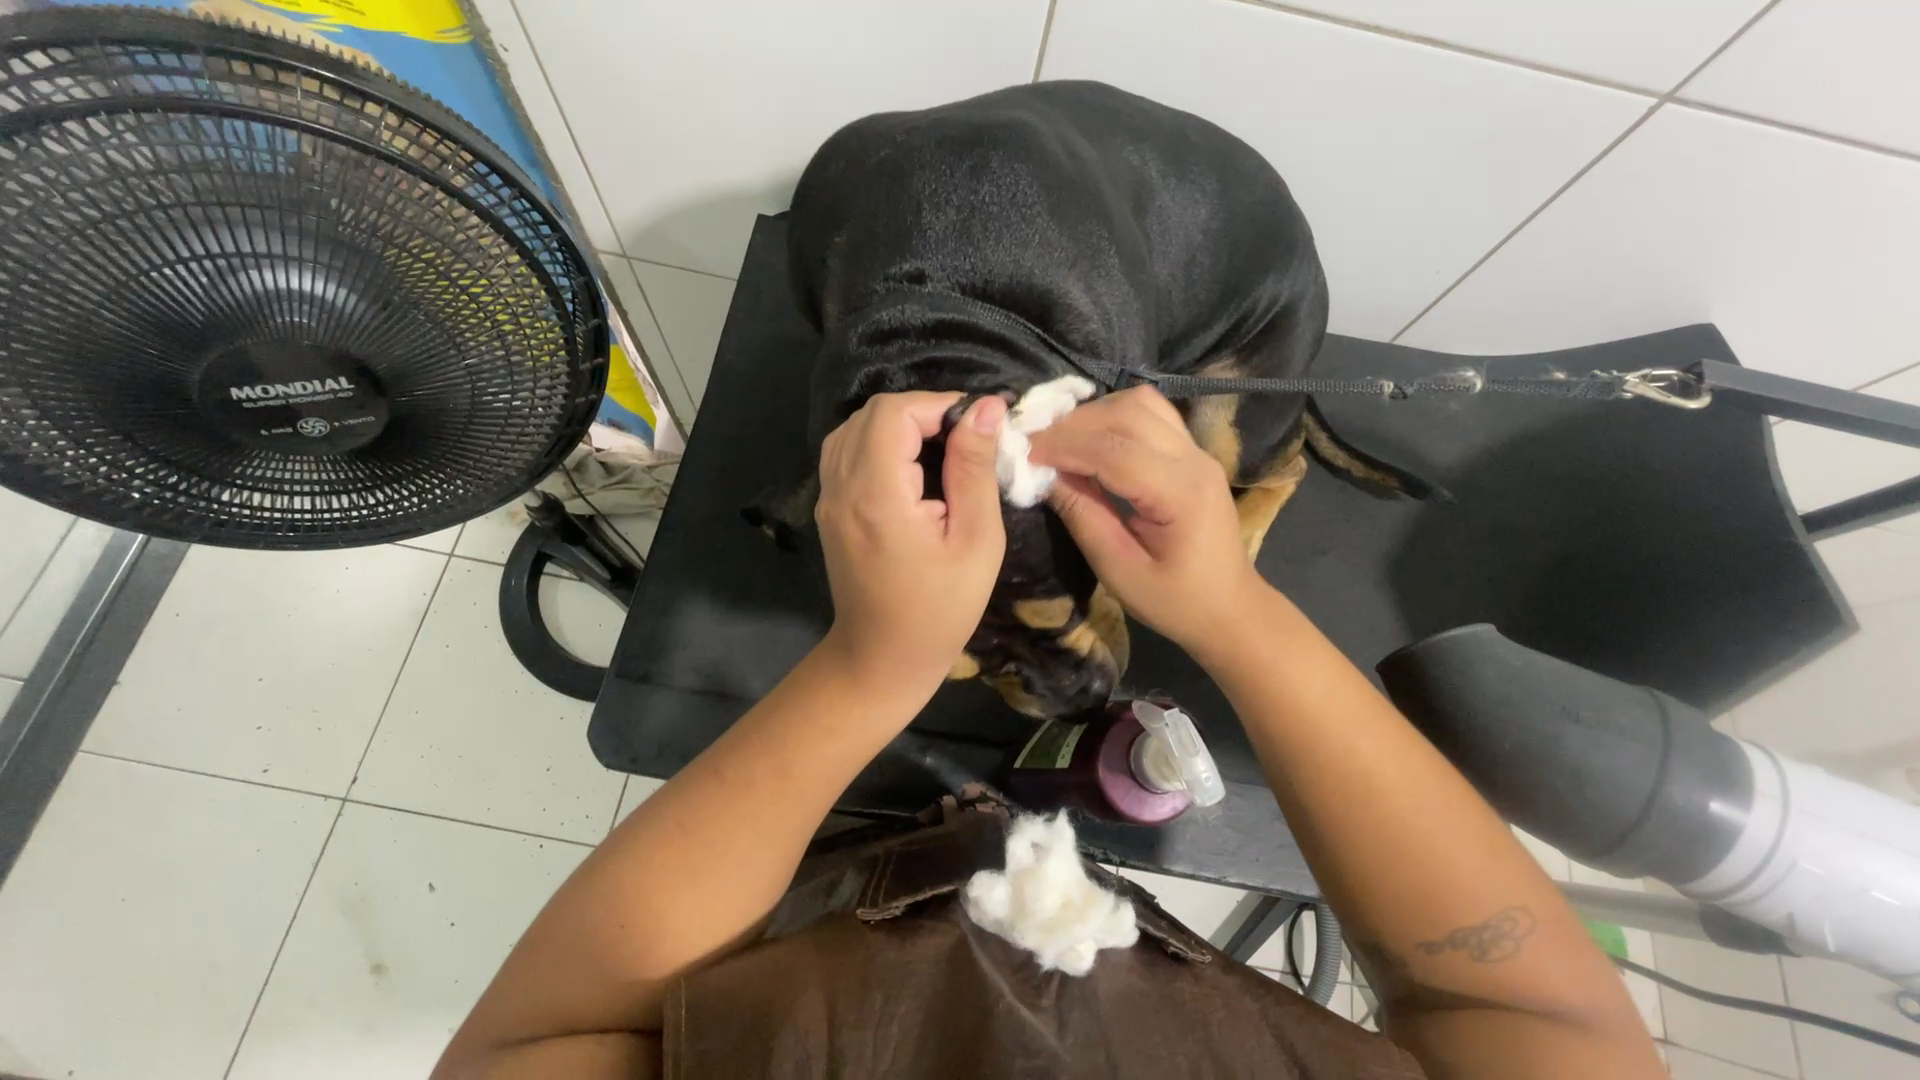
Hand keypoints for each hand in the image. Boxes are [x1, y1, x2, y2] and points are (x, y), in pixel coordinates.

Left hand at [815, 391, 1007, 693]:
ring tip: (941, 452)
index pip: (894, 413)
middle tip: (965, 439)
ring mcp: (827, 498)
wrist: (883, 658)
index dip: (938, 405)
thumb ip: (975, 469)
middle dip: (922, 413)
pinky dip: (879, 444)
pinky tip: (911, 469)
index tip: (978, 426)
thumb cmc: (941, 609)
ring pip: (854, 428)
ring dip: (899, 426)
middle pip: (871, 414)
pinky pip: (846, 452)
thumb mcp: (976, 541)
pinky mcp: (828, 508)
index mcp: (876, 495)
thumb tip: (987, 408)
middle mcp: (841, 487)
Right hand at [1027, 386, 1269, 660]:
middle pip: (1129, 413)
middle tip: (1034, 444)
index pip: (1115, 451)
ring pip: (1141, 403)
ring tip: (1059, 440)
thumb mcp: (1119, 571)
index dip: (1065, 446)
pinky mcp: (1192, 452)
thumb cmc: (1175, 601)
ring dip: (1094, 414)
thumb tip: (1044, 476)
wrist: (1229, 609)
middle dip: (1074, 423)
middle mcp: (1195, 460)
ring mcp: (1198, 451)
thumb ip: (1083, 517)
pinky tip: (1089, 440)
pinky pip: (1150, 415)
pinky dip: (1113, 418)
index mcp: (1182, 494)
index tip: (1024, 454)